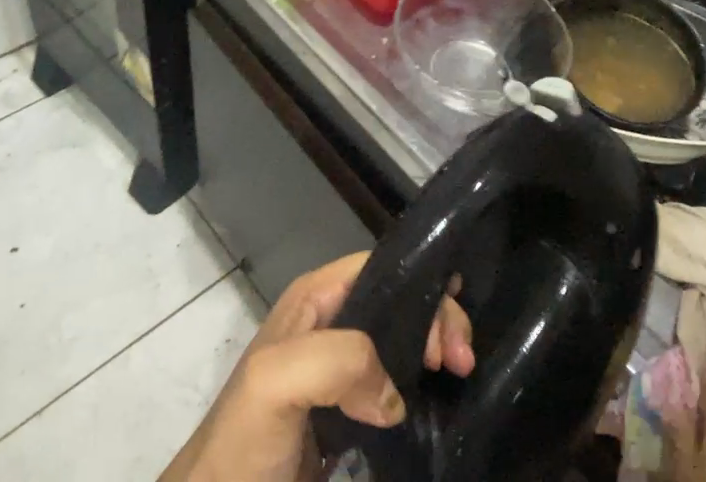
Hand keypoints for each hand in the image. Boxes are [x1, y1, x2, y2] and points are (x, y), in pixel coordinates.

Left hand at [161, 253, 474, 481]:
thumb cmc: (244, 437)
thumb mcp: (275, 379)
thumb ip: (337, 361)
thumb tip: (392, 397)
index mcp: (314, 301)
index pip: (380, 269)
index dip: (420, 290)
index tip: (447, 335)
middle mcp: (331, 327)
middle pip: (400, 304)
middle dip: (437, 321)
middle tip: (461, 361)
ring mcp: (341, 373)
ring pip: (403, 343)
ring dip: (436, 354)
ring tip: (459, 375)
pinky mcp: (351, 414)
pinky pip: (397, 387)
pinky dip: (424, 390)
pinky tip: (440, 400)